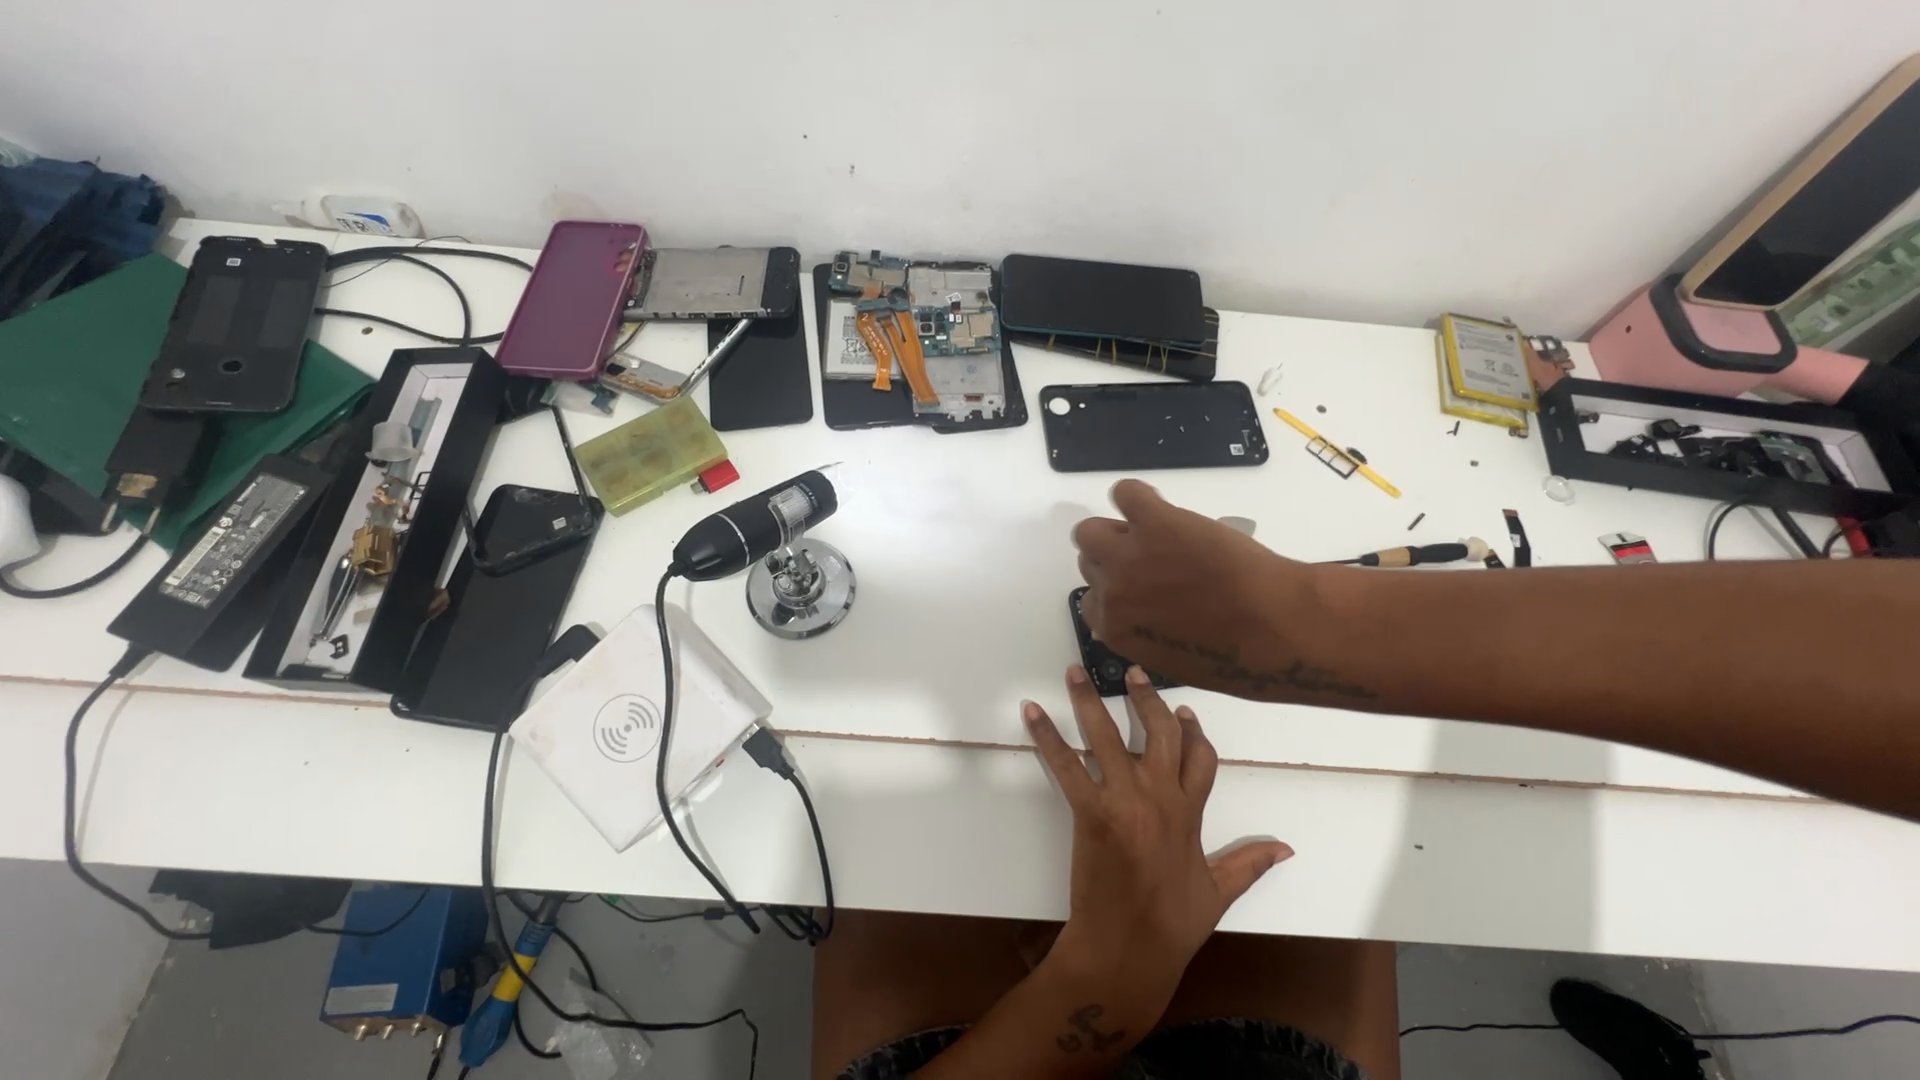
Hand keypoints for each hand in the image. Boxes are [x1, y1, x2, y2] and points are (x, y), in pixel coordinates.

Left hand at [1024, 664, 1292, 1001]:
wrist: (1129, 952)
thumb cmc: (1172, 925)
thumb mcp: (1218, 892)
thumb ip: (1251, 863)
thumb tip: (1287, 848)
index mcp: (1192, 814)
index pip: (1201, 758)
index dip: (1193, 731)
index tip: (1184, 709)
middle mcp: (1162, 798)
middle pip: (1160, 734)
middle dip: (1146, 699)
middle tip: (1131, 672)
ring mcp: (1127, 802)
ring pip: (1109, 738)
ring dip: (1089, 701)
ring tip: (1075, 672)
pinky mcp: (1092, 813)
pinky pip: (1068, 766)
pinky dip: (1047, 737)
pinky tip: (1033, 713)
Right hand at [1074, 480, 1369, 702]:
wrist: (1272, 626)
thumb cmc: (1234, 653)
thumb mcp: (1172, 657)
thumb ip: (1142, 634)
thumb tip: (1138, 616)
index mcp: (1114, 628)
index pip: (1090, 600)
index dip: (1112, 588)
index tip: (1134, 584)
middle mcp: (1112, 590)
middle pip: (1090, 561)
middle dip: (1112, 559)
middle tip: (1147, 557)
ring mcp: (1129, 553)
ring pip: (1092, 530)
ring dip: (1117, 530)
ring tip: (1150, 530)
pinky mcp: (1154, 521)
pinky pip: (1126, 493)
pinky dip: (1135, 496)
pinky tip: (1155, 505)